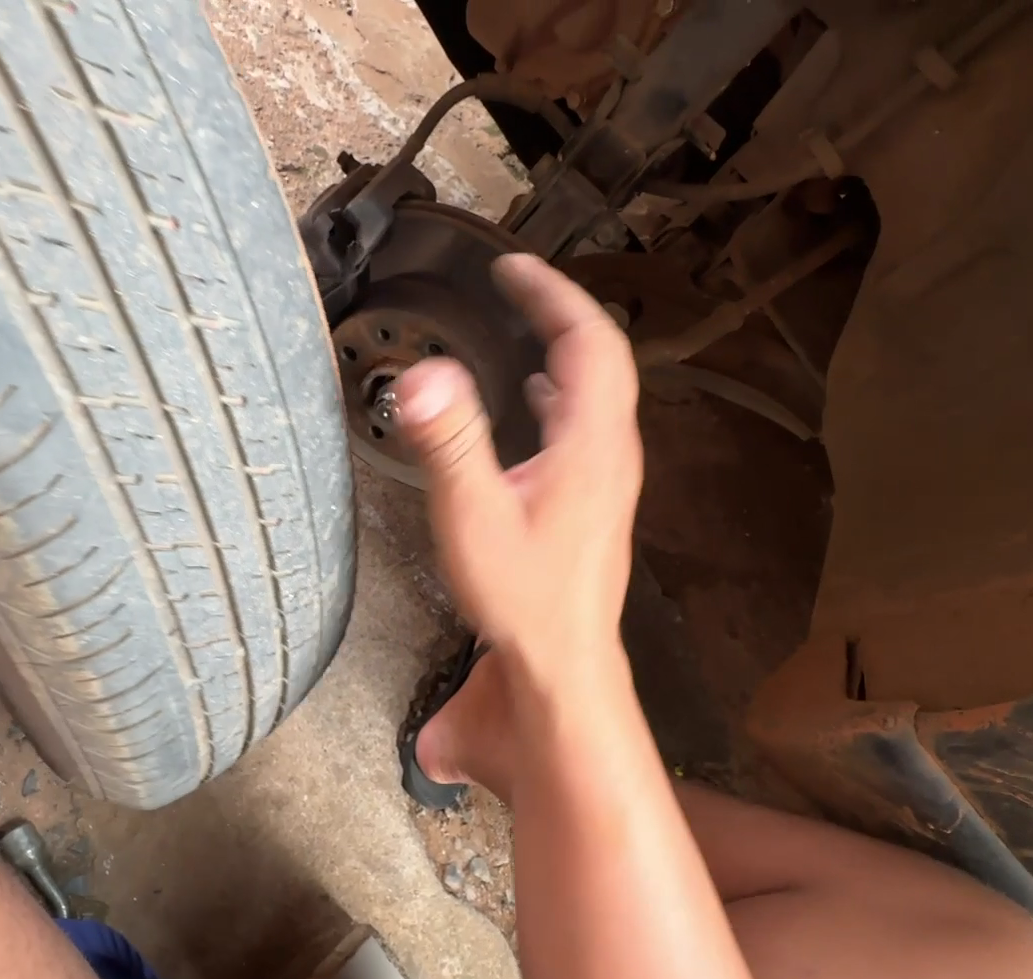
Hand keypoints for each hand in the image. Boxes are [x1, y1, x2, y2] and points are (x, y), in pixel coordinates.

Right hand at [392, 254, 641, 683]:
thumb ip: (449, 443)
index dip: (553, 295)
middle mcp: (608, 452)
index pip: (587, 341)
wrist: (562, 658)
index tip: (514, 267)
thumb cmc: (523, 596)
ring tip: (524, 324)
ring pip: (594, 391)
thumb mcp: (474, 516)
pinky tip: (533, 402)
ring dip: (562, 349)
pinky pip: (584, 425)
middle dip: (558, 311)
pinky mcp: (591, 499)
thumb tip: (423, 376)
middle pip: (599, 358)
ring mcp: (605, 477)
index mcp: (590, 443)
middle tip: (516, 286)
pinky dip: (558, 394)